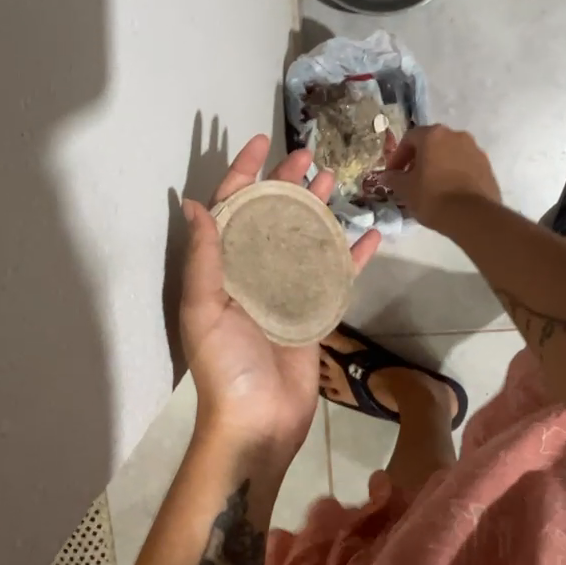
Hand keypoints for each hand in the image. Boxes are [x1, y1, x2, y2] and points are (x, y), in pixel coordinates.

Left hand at [179, 134, 379, 460]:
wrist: (258, 422)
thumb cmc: (224, 365)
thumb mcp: (204, 309)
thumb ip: (204, 256)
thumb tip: (192, 202)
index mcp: (224, 268)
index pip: (233, 208)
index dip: (244, 173)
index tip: (261, 142)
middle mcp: (255, 271)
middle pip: (274, 215)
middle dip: (288, 182)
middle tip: (310, 155)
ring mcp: (288, 289)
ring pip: (307, 236)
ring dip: (320, 208)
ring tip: (336, 180)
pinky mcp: (317, 310)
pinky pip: (339, 274)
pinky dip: (355, 254)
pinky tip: (373, 233)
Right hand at [387, 125, 501, 229]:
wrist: (473, 216)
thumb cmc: (433, 197)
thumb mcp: (405, 189)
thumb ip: (393, 178)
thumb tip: (387, 175)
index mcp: (434, 135)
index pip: (409, 139)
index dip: (398, 157)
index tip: (393, 174)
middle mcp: (456, 135)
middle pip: (431, 143)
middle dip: (419, 159)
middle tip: (411, 179)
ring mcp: (475, 149)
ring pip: (449, 153)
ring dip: (438, 165)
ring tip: (431, 186)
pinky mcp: (487, 166)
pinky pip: (464, 165)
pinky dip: (454, 173)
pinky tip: (449, 192)